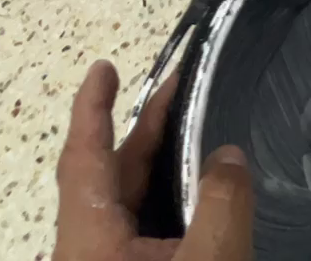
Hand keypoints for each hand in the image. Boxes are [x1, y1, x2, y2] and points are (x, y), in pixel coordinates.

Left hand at [53, 60, 252, 260]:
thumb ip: (221, 202)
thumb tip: (227, 157)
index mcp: (90, 240)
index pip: (84, 159)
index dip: (91, 109)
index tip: (103, 67)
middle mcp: (87, 251)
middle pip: (110, 174)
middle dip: (145, 125)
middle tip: (184, 84)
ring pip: (126, 203)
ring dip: (158, 159)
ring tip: (196, 126)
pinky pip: (138, 228)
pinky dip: (165, 192)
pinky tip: (199, 191)